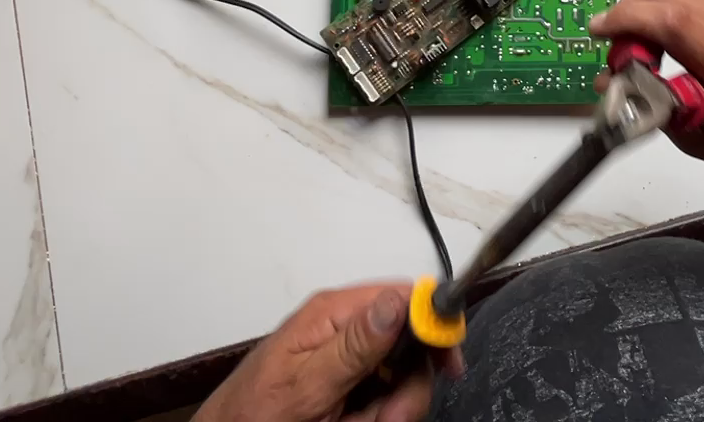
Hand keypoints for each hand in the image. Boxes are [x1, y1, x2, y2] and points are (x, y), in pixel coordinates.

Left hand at [196, 283, 461, 421]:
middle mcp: (344, 327)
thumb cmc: (253, 417)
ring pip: (400, 376)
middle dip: (408, 385)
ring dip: (391, 409)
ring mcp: (346, 357)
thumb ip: (353, 345)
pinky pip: (382, 395)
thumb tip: (397, 301)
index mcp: (333, 313)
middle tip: (387, 419)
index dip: (434, 322)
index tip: (450, 361)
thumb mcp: (305, 387)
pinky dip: (378, 415)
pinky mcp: (346, 383)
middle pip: (409, 342)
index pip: (403, 295)